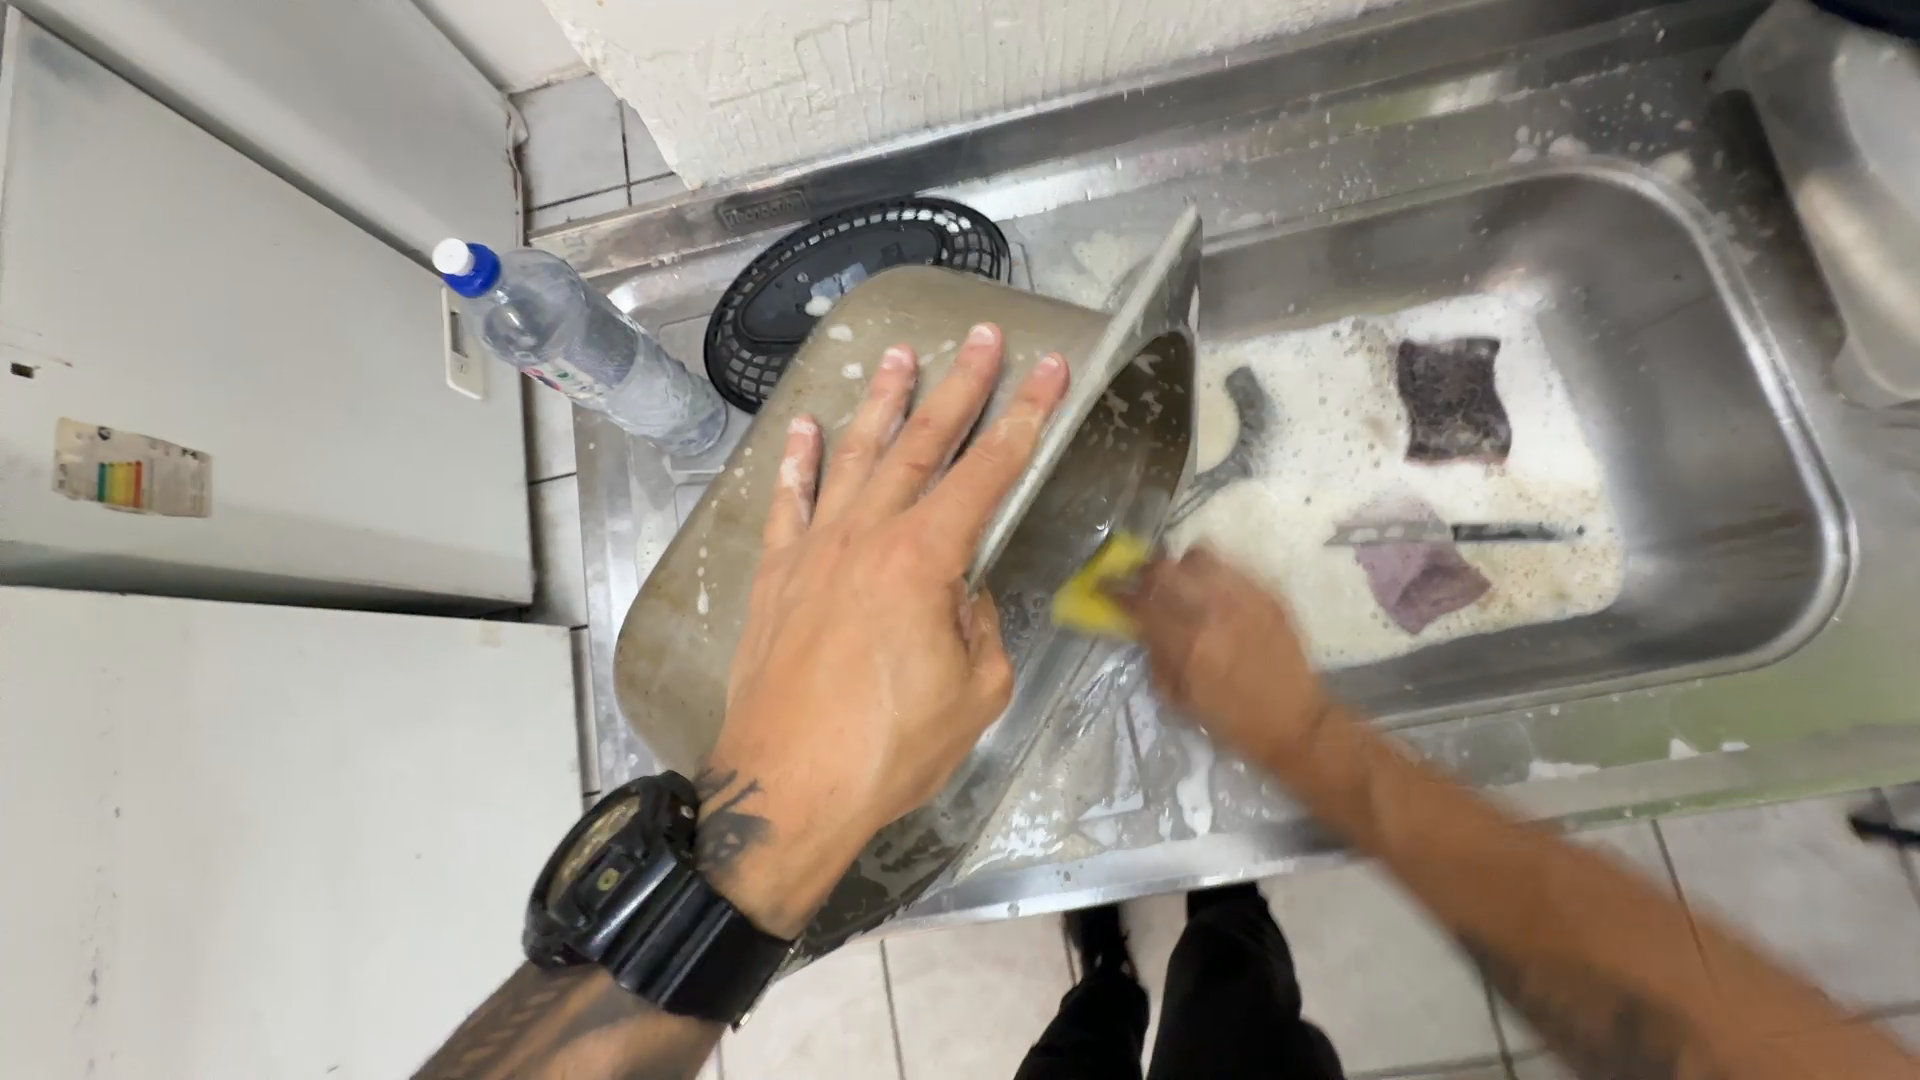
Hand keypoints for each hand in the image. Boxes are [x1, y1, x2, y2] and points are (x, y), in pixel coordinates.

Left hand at [697, 323, 1068, 936]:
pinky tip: (805, 427)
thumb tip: (963, 593)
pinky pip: (787, 502)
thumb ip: (979, 625)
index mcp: (924, 558)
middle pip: (922, 443)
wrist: (785, 788)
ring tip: (899, 357)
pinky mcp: (775, 573)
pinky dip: (797, 461)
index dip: (1026, 416)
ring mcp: (813, 547)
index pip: (989, 470)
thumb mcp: (975, 691)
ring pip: (854, 456)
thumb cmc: (889, 748)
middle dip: (959, 385)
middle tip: (981, 336)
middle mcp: (867, 534)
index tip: (1049, 369)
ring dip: (882, 403)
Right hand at [1122, 546, 1338, 770]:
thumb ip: (1156, 656)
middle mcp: (1214, 612)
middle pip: (1165, 569)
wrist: (1294, 723)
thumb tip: (1142, 627)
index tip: (1107, 589)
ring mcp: (1245, 599)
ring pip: (1200, 558)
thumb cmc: (1231, 720)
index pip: (1140, 602)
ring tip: (1183, 584)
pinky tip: (1215, 594)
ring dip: (1182, 569)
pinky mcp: (1268, 596)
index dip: (1116, 592)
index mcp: (1187, 643)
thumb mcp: (1179, 698)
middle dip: (1146, 575)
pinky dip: (1215, 576)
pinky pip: (1232, 568)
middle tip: (1144, 585)